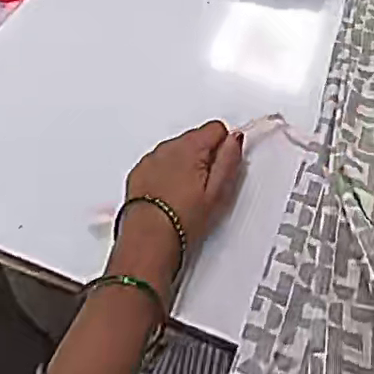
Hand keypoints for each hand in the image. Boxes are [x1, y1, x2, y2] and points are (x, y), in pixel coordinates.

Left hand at [112, 121, 244, 287]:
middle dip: (204, 157)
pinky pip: (158, 163)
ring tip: (186, 196)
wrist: (146, 246)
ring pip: (177, 151)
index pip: (217, 128)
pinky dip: (165, 174)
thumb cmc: (181, 222)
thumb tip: (235, 138)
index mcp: (190, 147)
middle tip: (205, 188)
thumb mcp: (218, 192)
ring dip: (184, 165)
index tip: (221, 168)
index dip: (224, 148)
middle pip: (196, 138)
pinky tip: (169, 197)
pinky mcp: (137, 173)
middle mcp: (168, 147)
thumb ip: (230, 159)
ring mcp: (150, 160)